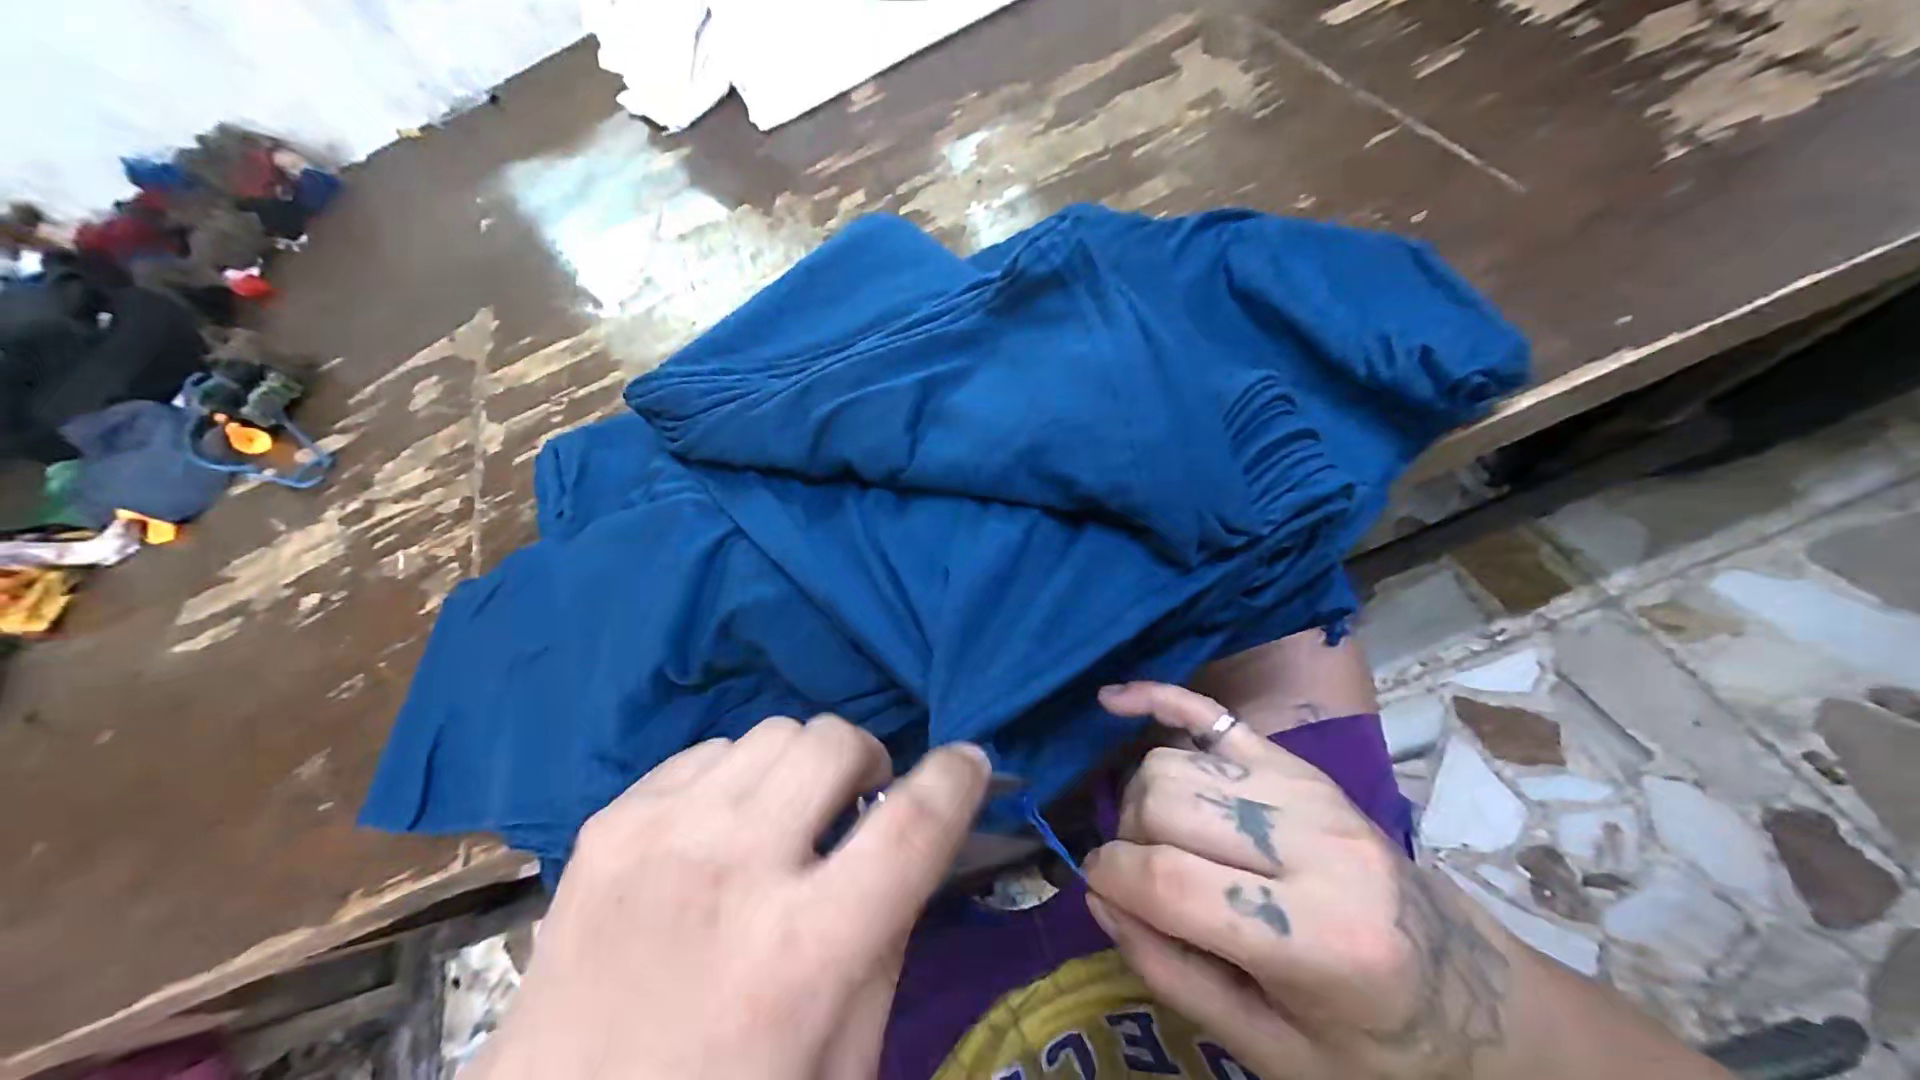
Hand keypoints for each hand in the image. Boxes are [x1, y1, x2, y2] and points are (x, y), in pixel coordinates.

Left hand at [466, 717, 991, 1079]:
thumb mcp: (840, 1061)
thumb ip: (886, 943)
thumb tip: (911, 844)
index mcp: (802, 952)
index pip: (911, 827)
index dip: (955, 780)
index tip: (970, 762)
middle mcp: (732, 871)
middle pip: (833, 743)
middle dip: (867, 760)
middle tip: (858, 804)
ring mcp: (661, 835)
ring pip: (773, 732)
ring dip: (802, 767)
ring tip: (786, 819)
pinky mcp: (609, 825)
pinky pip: (707, 751)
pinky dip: (736, 777)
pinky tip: (720, 831)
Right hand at [1086, 682, 1517, 1079]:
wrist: (1469, 991)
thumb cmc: (1373, 1044)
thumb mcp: (1274, 1053)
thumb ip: (1172, 973)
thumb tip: (1099, 895)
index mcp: (1320, 936)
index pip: (1168, 882)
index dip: (1110, 881)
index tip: (1099, 890)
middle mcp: (1318, 845)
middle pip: (1165, 802)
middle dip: (1126, 839)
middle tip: (1140, 880)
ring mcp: (1310, 791)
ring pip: (1176, 761)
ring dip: (1143, 797)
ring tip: (1159, 838)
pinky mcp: (1302, 765)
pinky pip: (1214, 715)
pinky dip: (1161, 702)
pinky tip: (1117, 700)